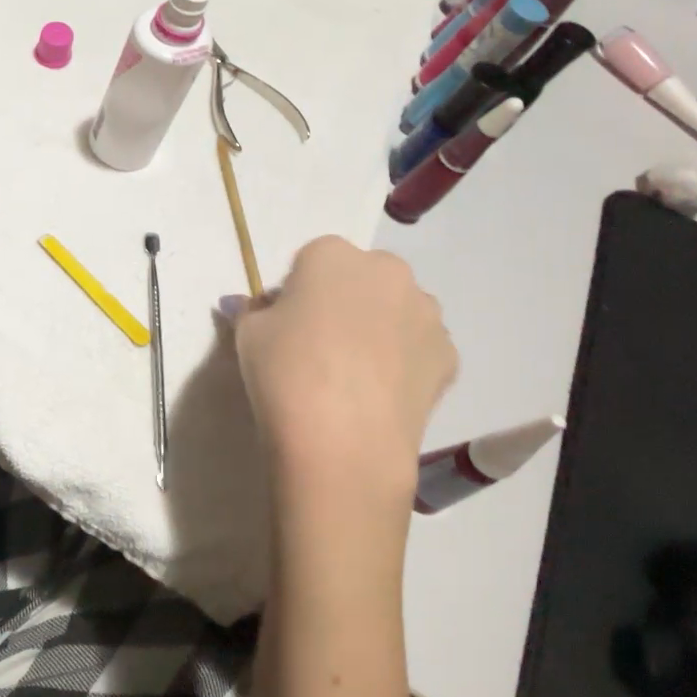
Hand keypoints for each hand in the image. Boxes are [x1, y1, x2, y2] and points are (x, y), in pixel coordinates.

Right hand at [224, 237, 457, 508]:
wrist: (343, 440)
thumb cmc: (285, 373)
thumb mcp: (247, 335)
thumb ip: (252, 310)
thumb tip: (249, 305)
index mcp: (332, 256)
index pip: (310, 261)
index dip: (296, 293)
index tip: (286, 325)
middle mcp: (387, 272)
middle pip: (360, 279)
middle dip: (344, 302)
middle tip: (319, 347)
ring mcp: (425, 313)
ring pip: (395, 311)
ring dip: (377, 328)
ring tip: (351, 375)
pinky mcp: (448, 354)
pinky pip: (416, 348)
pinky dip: (401, 362)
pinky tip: (376, 394)